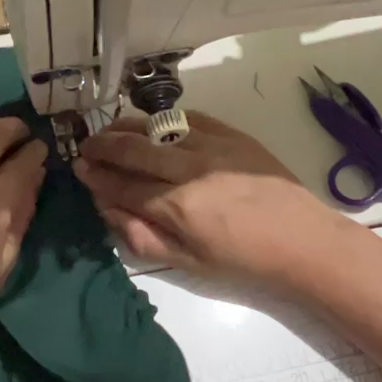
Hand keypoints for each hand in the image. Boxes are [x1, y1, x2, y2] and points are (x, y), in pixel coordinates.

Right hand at [73, 112, 349, 288]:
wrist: (302, 241)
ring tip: (111, 131)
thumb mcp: (188, 263)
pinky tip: (153, 124)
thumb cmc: (244, 261)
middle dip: (102, 146)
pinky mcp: (232, 135)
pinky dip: (164, 120)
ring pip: (156, 127)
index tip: (79, 169)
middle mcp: (189, 170)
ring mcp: (212, 147)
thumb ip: (142, 237)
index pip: (121, 186)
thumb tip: (108, 210)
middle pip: (132, 149)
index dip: (95, 177)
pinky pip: (188, 118)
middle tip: (86, 146)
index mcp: (177, 207)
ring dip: (127, 127)